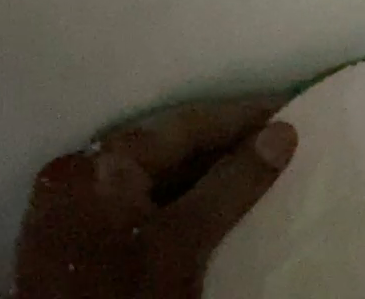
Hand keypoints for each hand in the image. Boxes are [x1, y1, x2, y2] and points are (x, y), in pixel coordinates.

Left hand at [14, 100, 297, 298]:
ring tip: (263, 175)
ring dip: (211, 178)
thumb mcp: (182, 243)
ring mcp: (75, 218)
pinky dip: (186, 206)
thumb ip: (233, 182)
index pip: (183, 125)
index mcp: (95, 166)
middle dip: (228, 146)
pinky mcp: (82, 252)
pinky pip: (146, 209)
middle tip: (282, 142)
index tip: (290, 112)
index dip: (242, 117)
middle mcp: (78, 180)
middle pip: (170, 148)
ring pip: (160, 180)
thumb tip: (283, 131)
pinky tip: (223, 213)